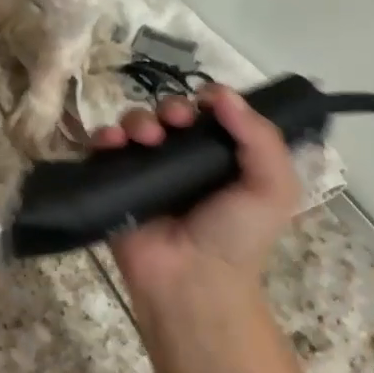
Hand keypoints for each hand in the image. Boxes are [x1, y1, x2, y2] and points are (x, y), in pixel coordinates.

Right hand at [97, 86, 302, 304]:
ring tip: (145, 139)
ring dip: (137, 120)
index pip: (210, 113)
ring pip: (134, 124)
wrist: (192, 279)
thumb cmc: (236, 236)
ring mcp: (145, 169)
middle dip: (169, 107)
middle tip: (173, 123)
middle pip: (168, 113)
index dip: (206, 101)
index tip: (204, 103)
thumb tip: (220, 93)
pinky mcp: (113, 181)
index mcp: (221, 157)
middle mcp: (182, 159)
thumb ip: (261, 138)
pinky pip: (101, 148)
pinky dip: (103, 136)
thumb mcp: (272, 189)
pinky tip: (112, 142)